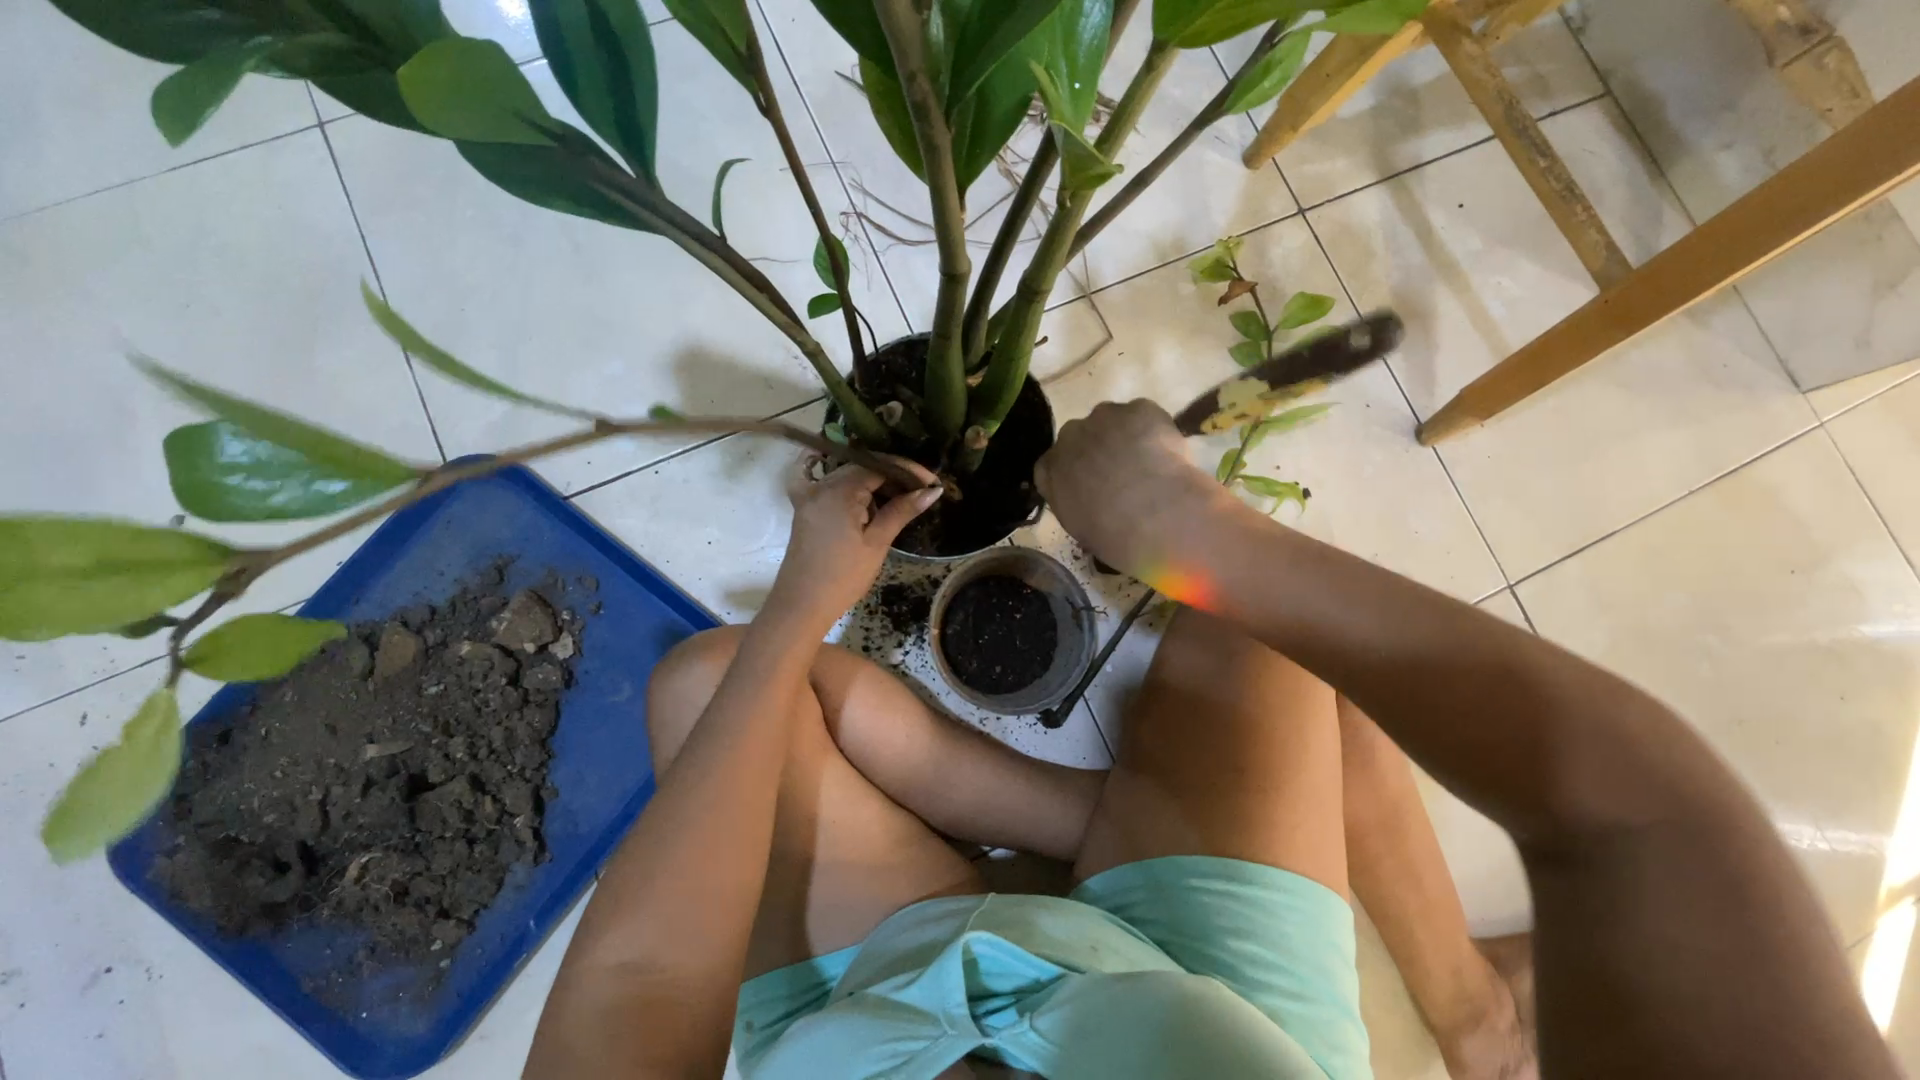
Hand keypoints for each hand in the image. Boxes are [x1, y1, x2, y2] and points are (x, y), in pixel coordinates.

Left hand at [767, 458, 941, 625]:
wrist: (802, 604)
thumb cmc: (843, 576)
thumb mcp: (877, 542)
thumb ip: (902, 511)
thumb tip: (932, 491)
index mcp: (838, 490)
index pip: (879, 466)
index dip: (907, 471)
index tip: (932, 482)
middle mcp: (821, 485)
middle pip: (863, 468)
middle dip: (893, 476)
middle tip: (921, 492)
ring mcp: (810, 496)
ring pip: (848, 477)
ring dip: (875, 485)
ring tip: (902, 501)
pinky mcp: (805, 508)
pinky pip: (833, 489)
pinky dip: (853, 492)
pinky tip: (869, 505)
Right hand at [1035, 400, 1232, 573]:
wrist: (1151, 515)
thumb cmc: (1111, 534)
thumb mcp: (1080, 528)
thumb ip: (1077, 504)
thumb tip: (1091, 503)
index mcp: (1049, 469)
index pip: (1052, 464)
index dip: (1075, 472)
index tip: (1092, 486)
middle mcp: (1069, 435)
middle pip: (1082, 436)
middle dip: (1100, 449)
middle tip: (1125, 474)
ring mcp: (1104, 416)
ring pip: (1114, 421)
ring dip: (1127, 435)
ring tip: (1150, 464)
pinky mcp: (1139, 408)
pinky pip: (1145, 416)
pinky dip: (1155, 430)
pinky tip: (1168, 455)